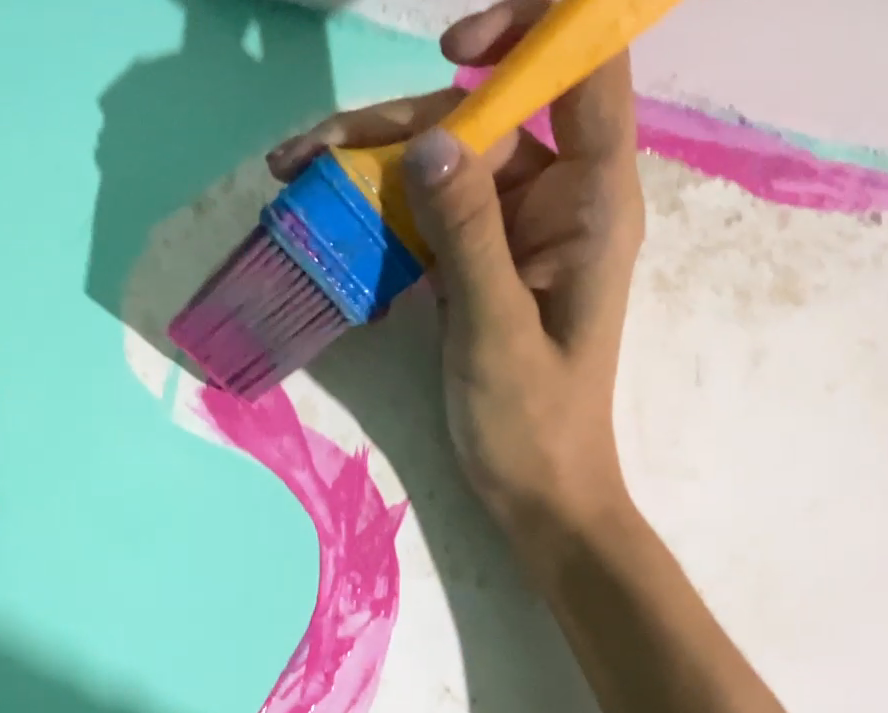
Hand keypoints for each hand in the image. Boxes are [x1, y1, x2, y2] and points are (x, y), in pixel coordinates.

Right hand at [268, 0, 645, 546]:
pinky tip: (328, 220)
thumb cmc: (531, 420)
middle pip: (482, 122)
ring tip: (295, 176)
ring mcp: (510, 234)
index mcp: (592, 201)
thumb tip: (428, 140)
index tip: (448, 53)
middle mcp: (554, 201)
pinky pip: (427, 216)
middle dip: (397, 124)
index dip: (528, 36)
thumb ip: (468, 233)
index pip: (584, 74)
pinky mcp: (475, 265)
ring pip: (443, 168)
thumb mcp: (495, 328)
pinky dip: (377, 213)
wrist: (535, 492)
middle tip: (308, 153)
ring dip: (371, 167)